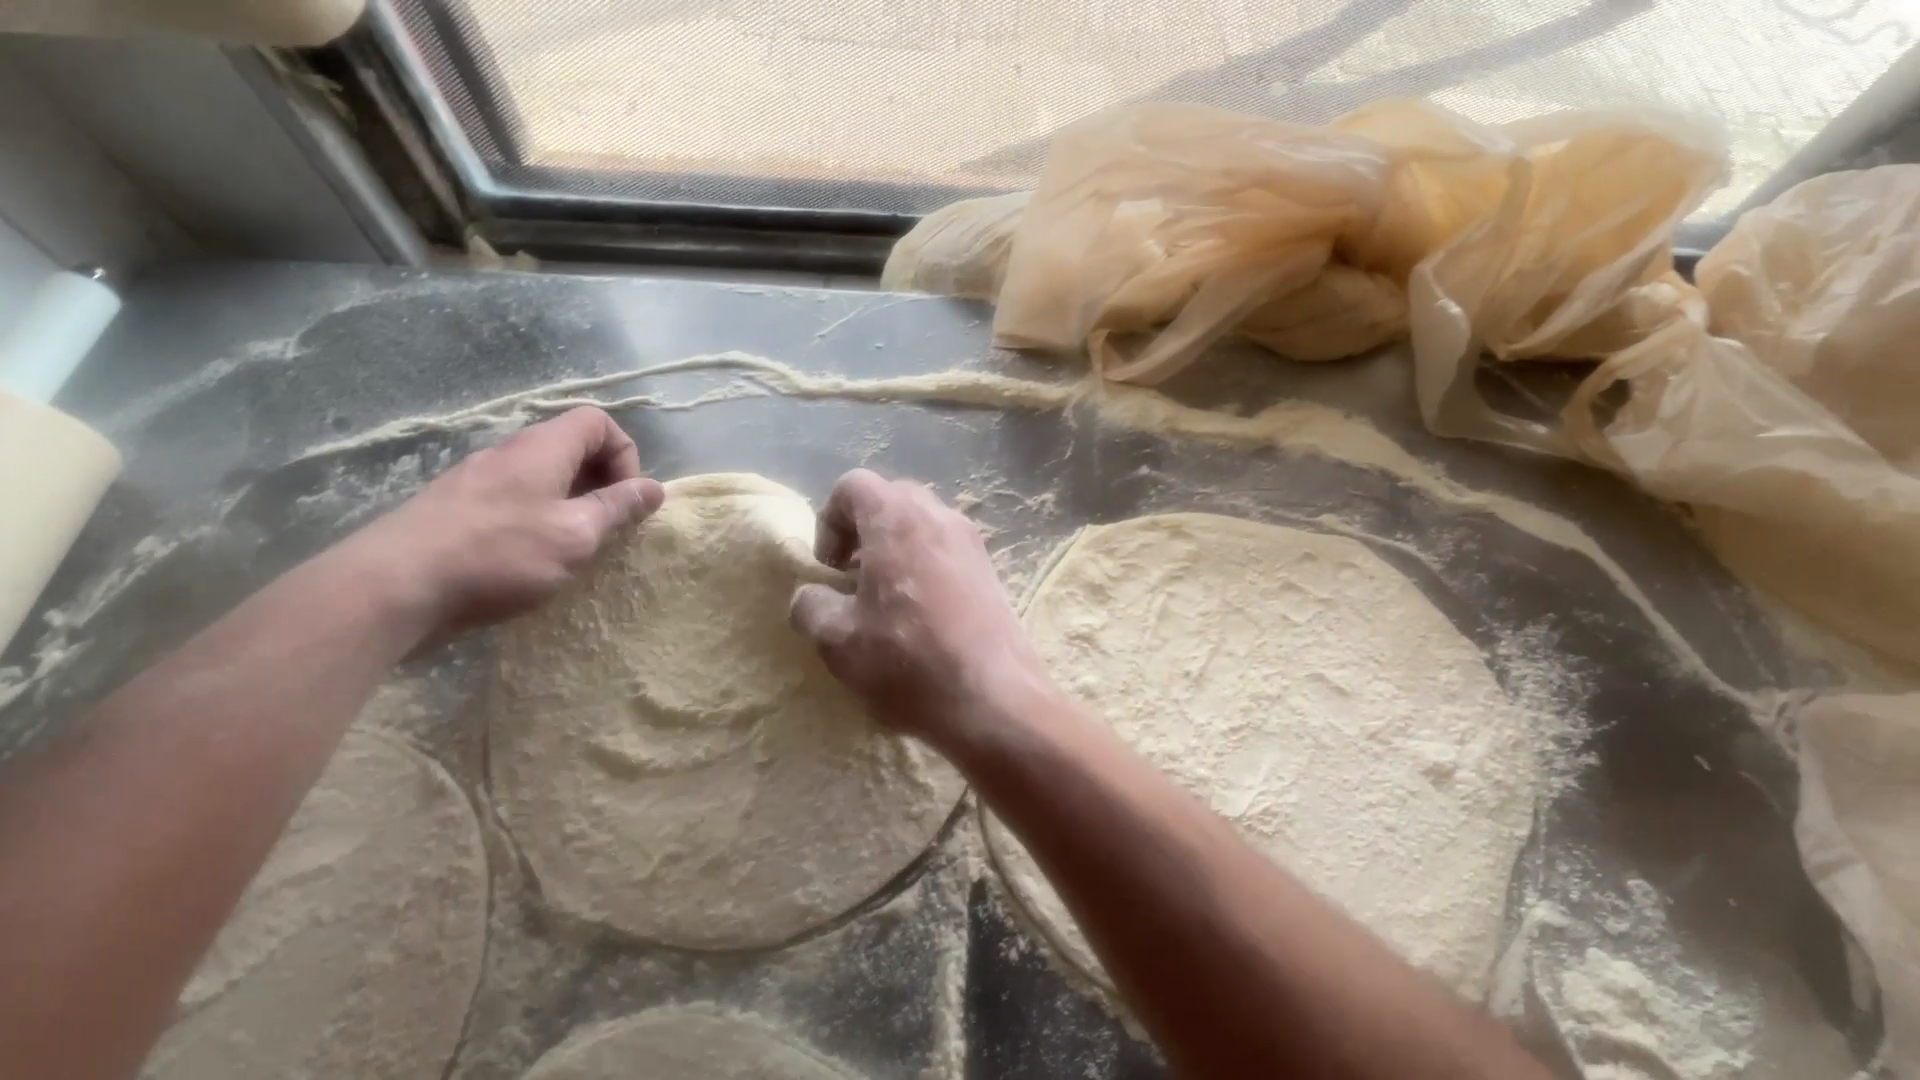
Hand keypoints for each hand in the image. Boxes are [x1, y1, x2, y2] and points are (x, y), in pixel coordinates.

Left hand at [345, 407, 664, 638]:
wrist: (393, 587)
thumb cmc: (499, 554)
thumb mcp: (576, 534)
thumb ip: (618, 508)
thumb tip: (655, 487)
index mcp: (542, 448)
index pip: (597, 422)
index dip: (625, 455)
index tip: (626, 500)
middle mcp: (508, 453)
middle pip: (570, 448)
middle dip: (600, 484)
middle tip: (606, 530)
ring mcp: (475, 481)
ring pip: (540, 478)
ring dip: (568, 507)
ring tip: (570, 551)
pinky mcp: (454, 511)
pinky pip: (512, 502)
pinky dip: (535, 522)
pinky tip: (527, 563)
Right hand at [788, 469, 1052, 751]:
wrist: (994, 700)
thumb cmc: (908, 662)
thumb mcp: (837, 640)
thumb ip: (810, 606)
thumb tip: (811, 597)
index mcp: (897, 518)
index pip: (852, 486)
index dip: (828, 522)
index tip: (828, 571)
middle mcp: (939, 516)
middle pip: (890, 500)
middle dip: (862, 533)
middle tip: (851, 582)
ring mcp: (972, 542)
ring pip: (921, 526)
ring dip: (894, 552)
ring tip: (884, 603)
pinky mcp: (992, 572)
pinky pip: (946, 551)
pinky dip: (924, 568)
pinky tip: (920, 618)